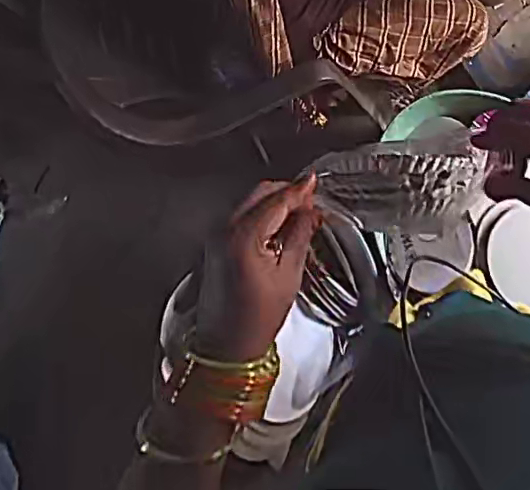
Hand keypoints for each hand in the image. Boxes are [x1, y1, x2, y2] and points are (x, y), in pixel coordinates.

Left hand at [194, 177, 320, 360]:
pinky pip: (243, 214)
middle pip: (261, 193)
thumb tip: (311, 212)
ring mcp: (217, 234)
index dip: (299, 189)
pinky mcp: (216, 241)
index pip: (276, 201)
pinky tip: (279, 225)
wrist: (225, 348)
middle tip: (310, 199)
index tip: (314, 181)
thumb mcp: (288, 276)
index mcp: (244, 236)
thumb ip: (300, 236)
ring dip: (275, 201)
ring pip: (251, 201)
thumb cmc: (255, 320)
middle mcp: (226, 229)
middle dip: (287, 192)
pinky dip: (262, 213)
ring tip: (298, 213)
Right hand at [472, 101, 529, 241]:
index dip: (491, 134)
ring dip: (516, 124)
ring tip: (509, 150)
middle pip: (521, 111)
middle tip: (488, 144)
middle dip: (500, 125)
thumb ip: (516, 188)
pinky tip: (529, 149)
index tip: (477, 142)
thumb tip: (490, 182)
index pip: (514, 127)